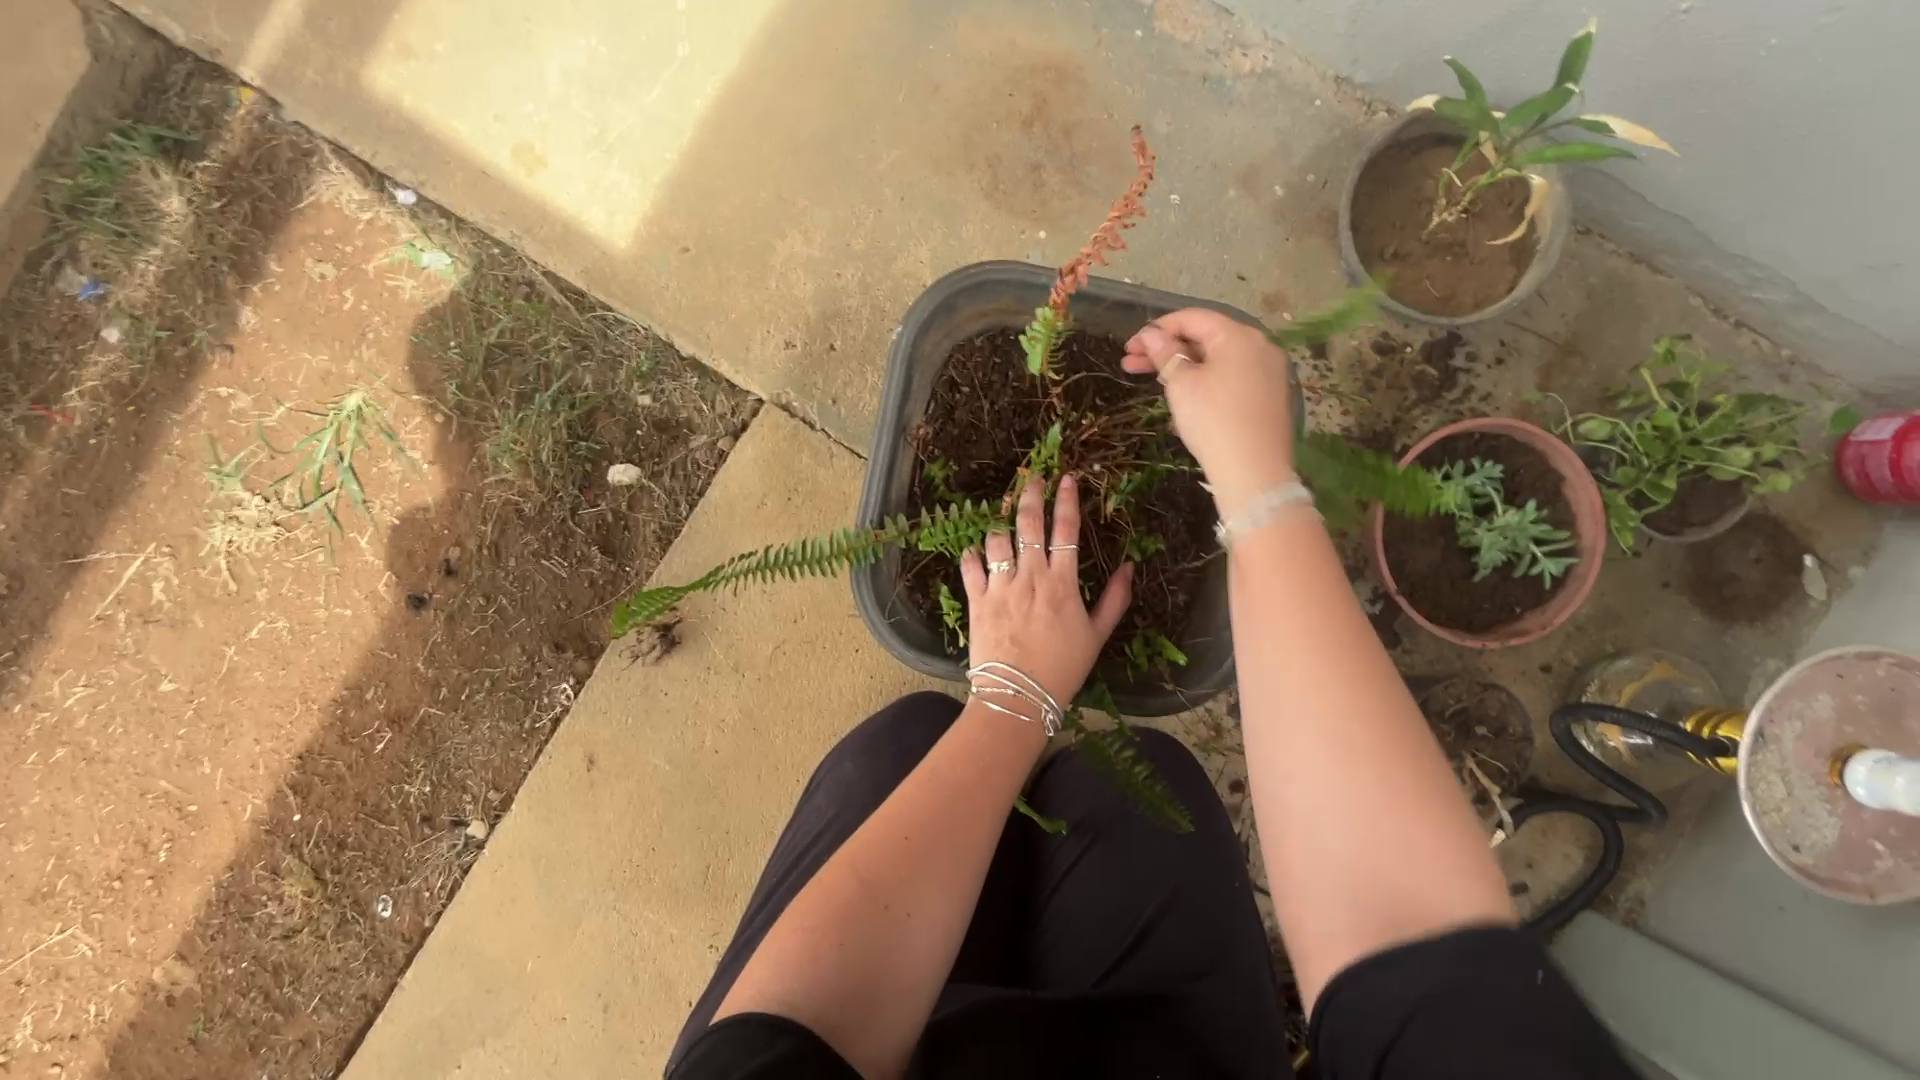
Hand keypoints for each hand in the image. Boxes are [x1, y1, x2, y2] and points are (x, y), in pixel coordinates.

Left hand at [959, 474, 1132, 710]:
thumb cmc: (1062, 669)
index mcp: (1061, 583)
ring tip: (1003, 514)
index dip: (1067, 500)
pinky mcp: (976, 601)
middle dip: (1030, 494)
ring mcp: (1000, 587)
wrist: (1019, 697)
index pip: (1067, 530)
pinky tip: (973, 548)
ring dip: (1000, 523)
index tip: (1068, 479)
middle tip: (1032, 478)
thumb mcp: (1097, 636)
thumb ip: (1114, 599)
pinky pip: (970, 567)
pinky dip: (971, 554)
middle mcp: (1030, 577)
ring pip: (997, 539)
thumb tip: (1129, 567)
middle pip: (1028, 523)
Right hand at [1122, 308, 1296, 517]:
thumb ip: (1166, 353)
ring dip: (1183, 368)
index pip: (1192, 318)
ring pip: (1217, 360)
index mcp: (1238, 336)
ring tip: (1155, 383)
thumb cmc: (1213, 421)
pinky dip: (1205, 383)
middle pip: (1205, 339)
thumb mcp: (1181, 385)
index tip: (1130, 347)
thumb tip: (1151, 335)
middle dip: (1167, 350)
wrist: (1254, 472)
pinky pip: (1231, 379)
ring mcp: (1269, 372)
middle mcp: (1260, 346)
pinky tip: (1184, 401)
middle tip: (1131, 365)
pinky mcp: (1269, 396)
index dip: (1157, 329)